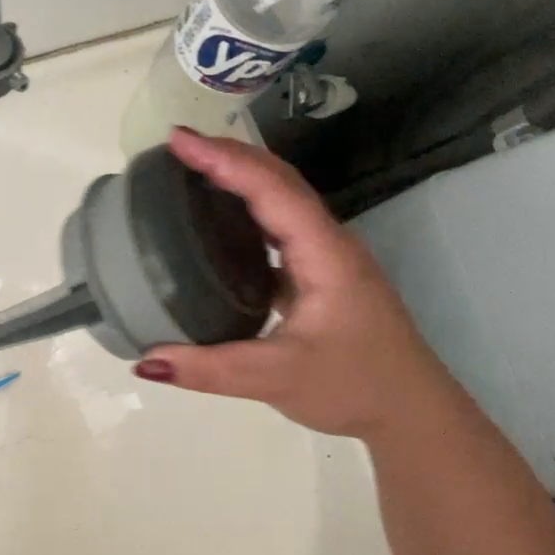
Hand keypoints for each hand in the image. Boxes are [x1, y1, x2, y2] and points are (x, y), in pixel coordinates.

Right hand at [134, 129, 460, 440]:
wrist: (410, 412)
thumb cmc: (355, 386)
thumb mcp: (278, 379)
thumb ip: (210, 370)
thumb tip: (144, 361)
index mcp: (324, 254)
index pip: (271, 190)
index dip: (224, 161)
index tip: (178, 142)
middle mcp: (327, 245)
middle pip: (279, 182)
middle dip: (229, 156)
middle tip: (177, 147)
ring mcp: (326, 261)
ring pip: (281, 203)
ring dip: (239, 180)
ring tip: (192, 173)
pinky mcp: (318, 280)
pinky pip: (278, 232)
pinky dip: (245, 214)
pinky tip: (217, 226)